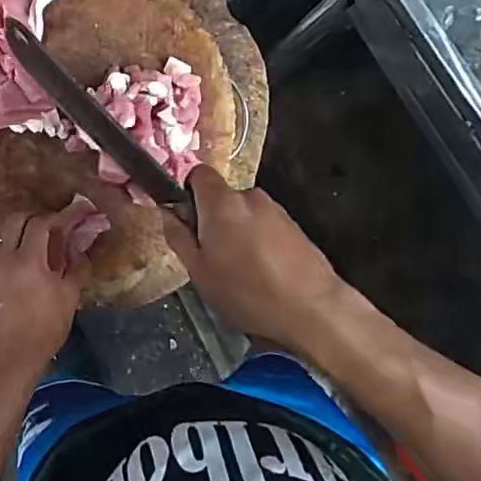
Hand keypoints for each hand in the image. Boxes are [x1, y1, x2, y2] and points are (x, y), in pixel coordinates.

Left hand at [0, 207, 88, 375]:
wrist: (13, 355)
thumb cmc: (47, 326)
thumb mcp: (70, 294)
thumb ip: (76, 263)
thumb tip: (80, 242)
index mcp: (28, 261)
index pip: (42, 223)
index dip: (62, 215)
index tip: (78, 212)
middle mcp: (6, 257)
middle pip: (17, 218)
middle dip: (39, 215)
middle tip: (58, 223)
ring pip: (4, 230)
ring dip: (24, 225)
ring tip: (44, 236)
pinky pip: (1, 245)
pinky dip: (15, 239)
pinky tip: (32, 252)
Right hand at [159, 166, 361, 353]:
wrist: (312, 307)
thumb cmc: (248, 292)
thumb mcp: (200, 272)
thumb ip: (178, 237)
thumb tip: (167, 213)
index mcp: (222, 203)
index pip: (199, 173)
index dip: (187, 192)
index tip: (186, 220)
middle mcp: (250, 197)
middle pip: (222, 198)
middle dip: (212, 221)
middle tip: (210, 257)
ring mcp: (276, 210)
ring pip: (243, 215)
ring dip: (236, 234)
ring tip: (239, 272)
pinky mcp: (293, 226)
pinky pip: (264, 226)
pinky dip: (258, 243)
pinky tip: (261, 274)